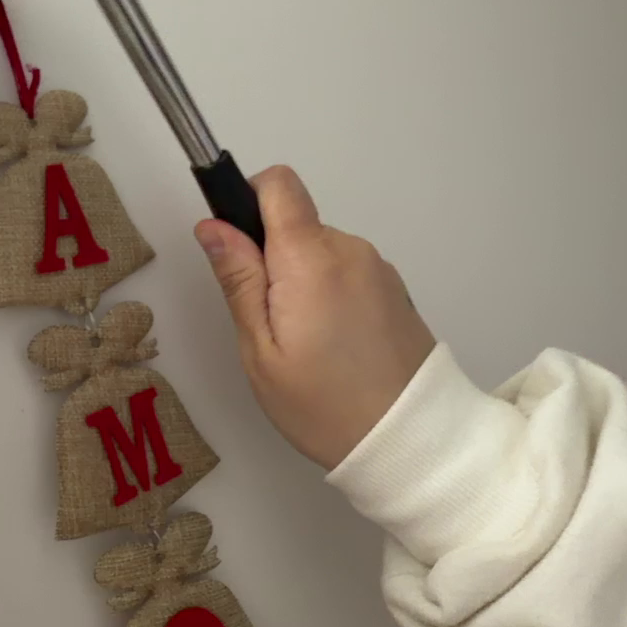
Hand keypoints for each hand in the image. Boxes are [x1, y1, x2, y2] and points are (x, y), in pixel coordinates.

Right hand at [196, 167, 436, 469]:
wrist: (413, 442)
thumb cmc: (325, 404)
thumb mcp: (260, 349)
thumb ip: (238, 278)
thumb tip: (213, 227)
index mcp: (311, 258)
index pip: (278, 184)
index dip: (247, 198)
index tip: (236, 244)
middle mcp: (349, 249)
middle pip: (294, 222)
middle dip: (270, 257)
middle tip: (268, 321)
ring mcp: (377, 268)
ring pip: (317, 249)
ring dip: (299, 278)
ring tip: (302, 340)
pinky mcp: (394, 289)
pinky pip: (344, 270)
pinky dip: (326, 292)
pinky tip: (331, 342)